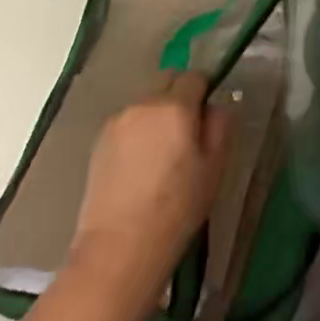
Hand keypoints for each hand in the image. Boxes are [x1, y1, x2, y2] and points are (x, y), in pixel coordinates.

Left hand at [69, 71, 229, 301]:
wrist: (120, 243)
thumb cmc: (177, 210)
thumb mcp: (213, 171)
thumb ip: (219, 128)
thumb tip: (214, 107)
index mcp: (174, 107)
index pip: (193, 77)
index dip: (203, 91)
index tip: (207, 116)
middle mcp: (143, 103)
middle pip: (166, 82)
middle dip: (179, 97)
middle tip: (187, 134)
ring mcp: (118, 118)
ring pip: (145, 103)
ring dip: (157, 116)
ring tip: (161, 155)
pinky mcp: (100, 136)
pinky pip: (127, 122)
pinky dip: (137, 132)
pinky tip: (139, 165)